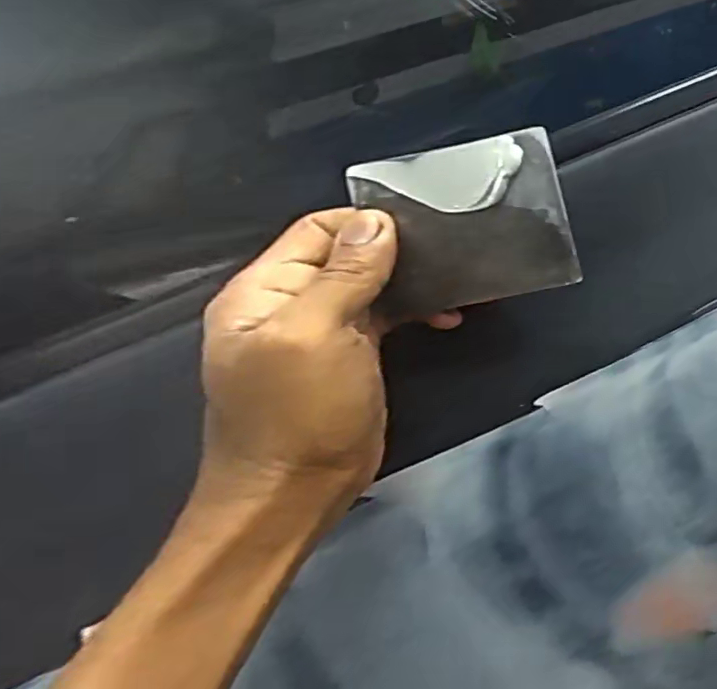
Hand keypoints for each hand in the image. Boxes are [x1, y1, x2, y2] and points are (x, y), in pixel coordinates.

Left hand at [199, 209, 460, 506]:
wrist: (295, 495)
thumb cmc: (297, 414)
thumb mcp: (316, 335)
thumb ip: (345, 274)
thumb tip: (378, 221)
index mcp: (263, 290)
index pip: (318, 228)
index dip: (366, 224)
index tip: (418, 232)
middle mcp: (290, 301)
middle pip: (350, 250)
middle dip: (399, 249)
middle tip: (445, 256)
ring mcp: (322, 327)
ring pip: (375, 279)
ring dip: (415, 280)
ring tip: (453, 287)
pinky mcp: (353, 350)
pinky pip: (389, 310)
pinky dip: (418, 307)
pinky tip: (446, 316)